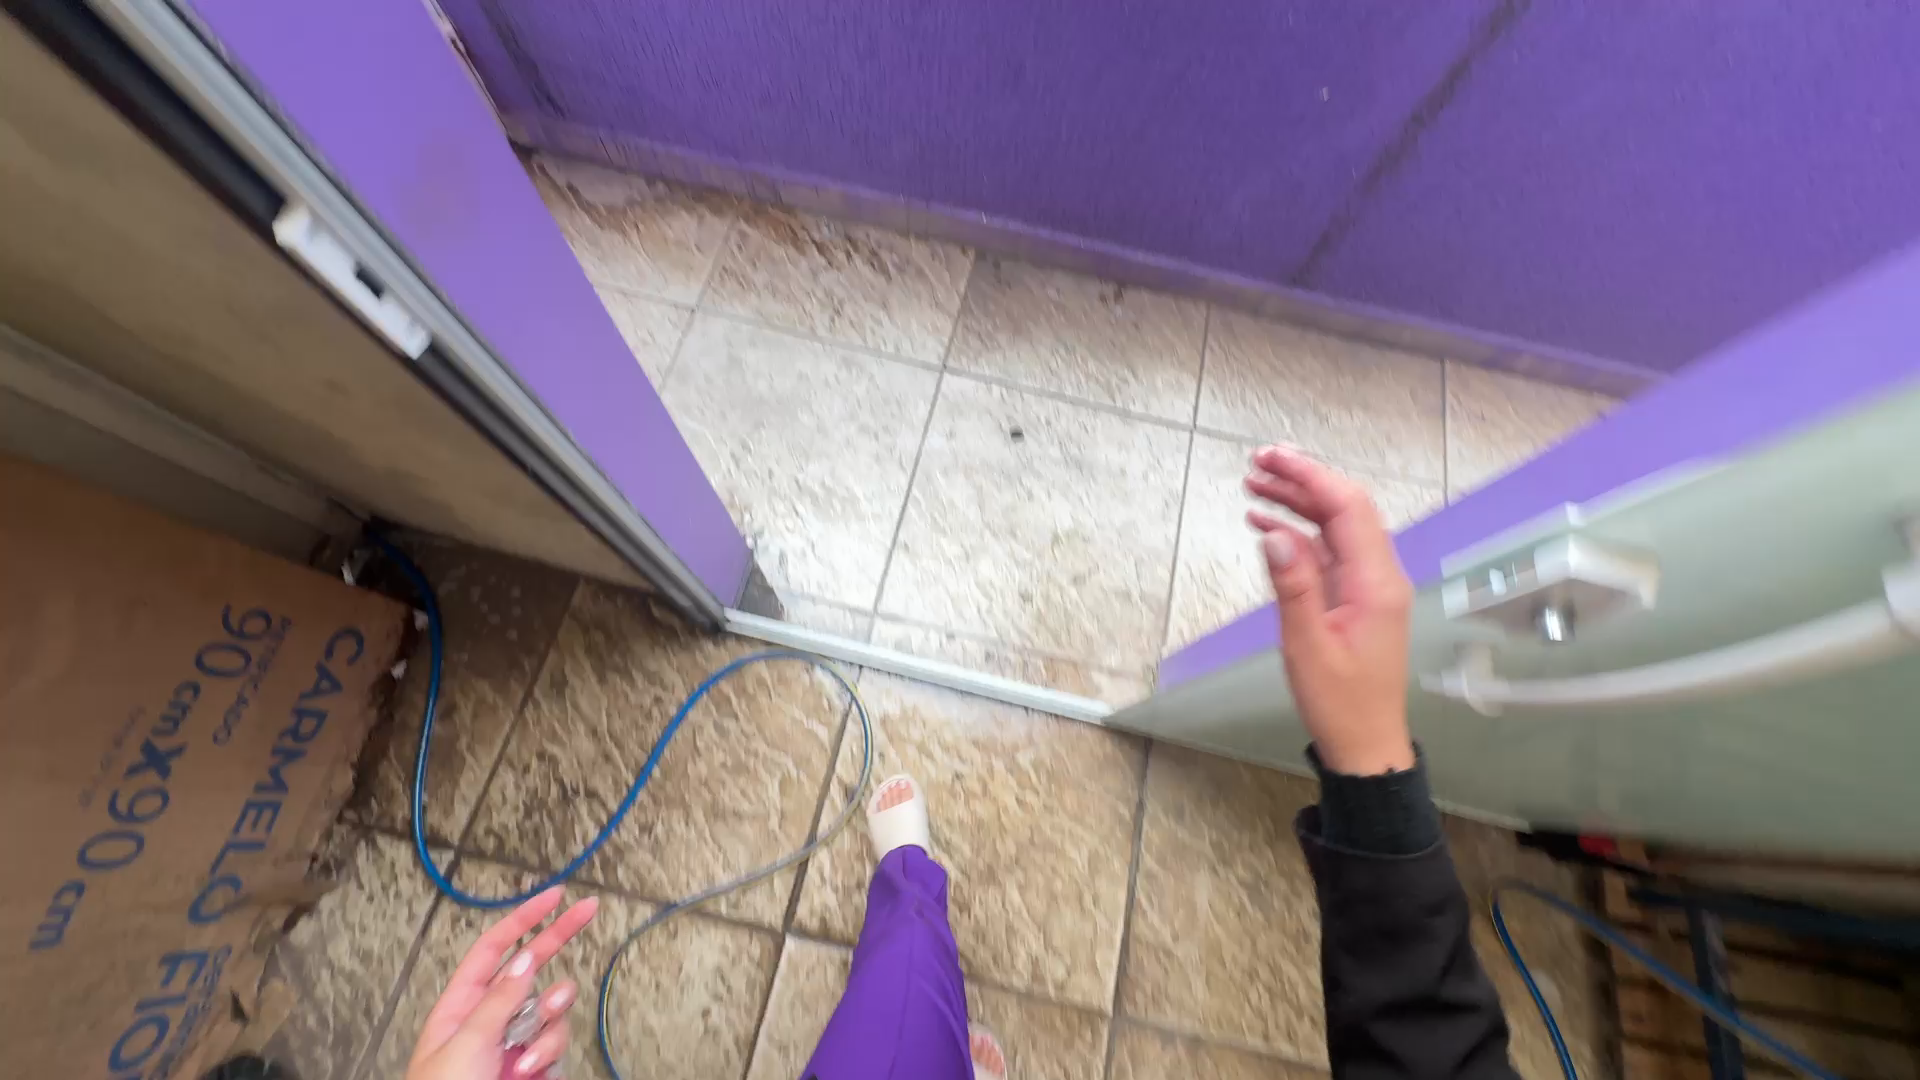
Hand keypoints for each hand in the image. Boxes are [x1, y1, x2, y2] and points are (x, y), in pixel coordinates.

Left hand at [405, 887, 599, 1079]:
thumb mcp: (464, 1048)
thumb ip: (499, 1001)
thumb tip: (528, 956)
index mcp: (460, 1007)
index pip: (493, 950)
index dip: (523, 919)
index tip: (555, 895)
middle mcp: (491, 1017)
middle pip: (532, 963)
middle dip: (559, 936)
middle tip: (590, 908)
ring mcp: (515, 1040)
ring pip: (552, 1002)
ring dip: (550, 1017)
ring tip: (531, 1052)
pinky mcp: (536, 1062)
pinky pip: (557, 1037)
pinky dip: (548, 1051)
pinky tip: (531, 1073)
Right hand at [1244, 445, 1415, 775]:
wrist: (1364, 741)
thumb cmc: (1337, 699)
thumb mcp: (1306, 645)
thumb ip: (1292, 586)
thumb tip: (1273, 534)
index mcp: (1375, 581)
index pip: (1347, 508)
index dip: (1310, 476)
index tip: (1271, 458)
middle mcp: (1377, 573)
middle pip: (1343, 508)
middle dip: (1301, 480)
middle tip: (1255, 462)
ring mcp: (1366, 584)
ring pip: (1333, 527)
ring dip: (1296, 503)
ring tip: (1252, 485)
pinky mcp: (1352, 596)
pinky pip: (1326, 551)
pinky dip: (1296, 533)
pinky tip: (1265, 526)